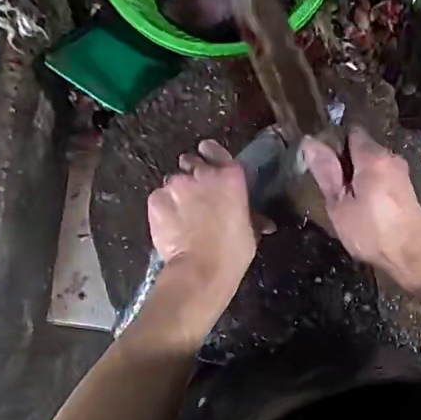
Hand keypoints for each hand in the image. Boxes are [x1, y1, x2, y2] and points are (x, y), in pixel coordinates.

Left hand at [148, 139, 259, 303]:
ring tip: (182, 214)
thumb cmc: (233, 251)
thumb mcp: (250, 232)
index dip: (210, 155)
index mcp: (229, 176)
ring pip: (173, 181)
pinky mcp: (155, 200)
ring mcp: (174, 185)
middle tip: (197, 195)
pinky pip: (159, 198)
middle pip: (190, 161)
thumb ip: (252, 218)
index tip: (210, 164)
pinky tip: (170, 224)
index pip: (214, 149)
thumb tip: (265, 223)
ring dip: (178, 192)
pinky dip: (164, 207)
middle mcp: (200, 173)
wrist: (201, 269)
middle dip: (192, 174)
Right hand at [302, 129, 420, 289]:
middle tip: (333, 191)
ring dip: (358, 178)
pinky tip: (365, 209)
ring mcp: (402, 173)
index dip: (333, 144)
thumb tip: (311, 142)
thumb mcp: (340, 206)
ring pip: (372, 165)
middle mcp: (391, 157)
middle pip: (361, 149)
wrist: (412, 256)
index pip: (350, 132)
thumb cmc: (372, 233)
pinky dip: (371, 187)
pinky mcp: (406, 189)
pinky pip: (382, 178)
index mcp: (373, 157)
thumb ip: (326, 173)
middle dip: (345, 164)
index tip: (323, 165)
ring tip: (348, 203)